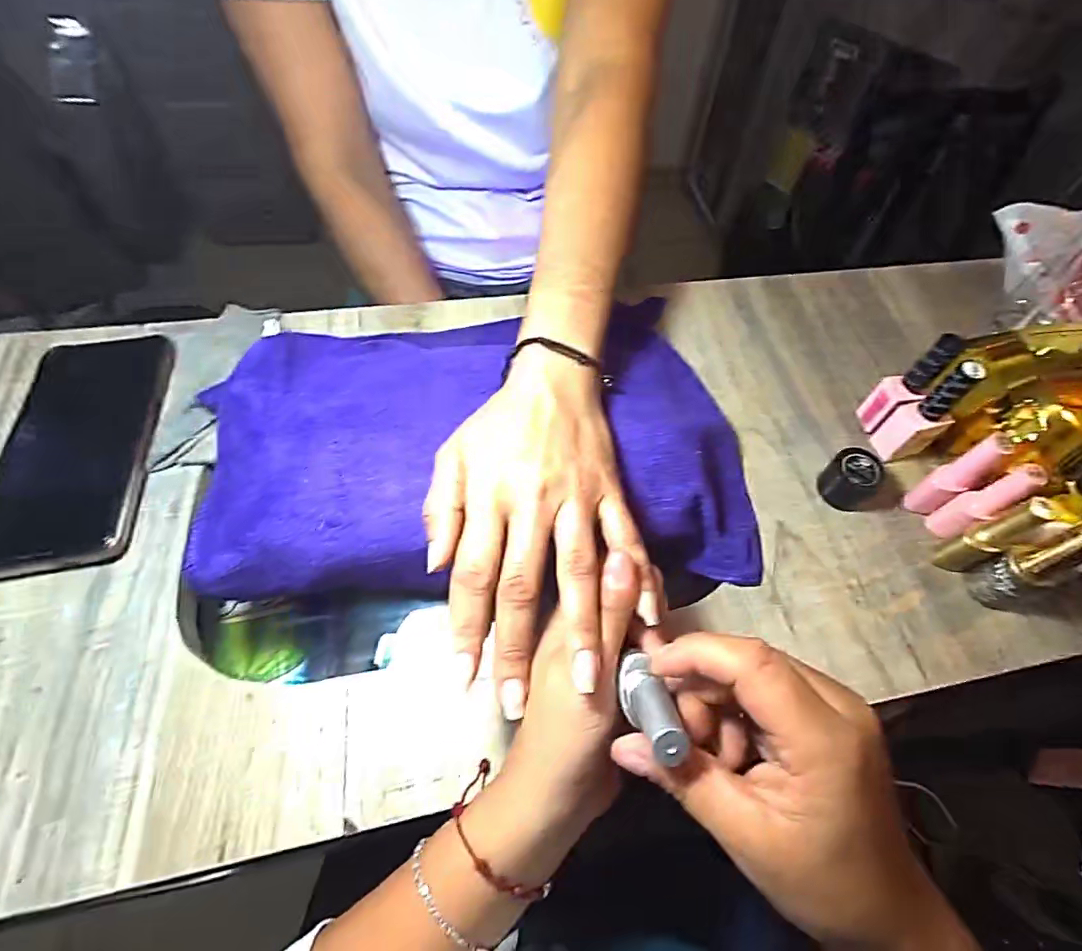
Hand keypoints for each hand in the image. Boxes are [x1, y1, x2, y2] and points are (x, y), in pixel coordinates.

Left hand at [424, 347, 661, 719]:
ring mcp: (579, 500)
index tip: (463, 674)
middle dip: (517, 648)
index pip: (473, 572)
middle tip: (514, 702)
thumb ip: (441, 508)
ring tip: (584, 683)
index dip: (466, 626)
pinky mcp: (611, 494)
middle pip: (523, 585)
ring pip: (579, 572)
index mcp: (489, 496)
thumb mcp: (453, 454)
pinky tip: (646, 620)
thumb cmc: (495, 422)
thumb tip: (435, 566)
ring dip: (582, 629)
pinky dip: (638, 580)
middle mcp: (533, 504)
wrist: (552, 379)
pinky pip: (628, 539)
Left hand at [493, 550, 646, 826]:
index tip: (657, 609)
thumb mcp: (590, 670)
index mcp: (564, 617)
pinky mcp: (612, 679)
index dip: (636, 579)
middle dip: (652, 614)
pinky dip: (659, 665)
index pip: (603, 572)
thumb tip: (620, 550)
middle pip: (625, 598)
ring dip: (659, 643)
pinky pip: (641, 656)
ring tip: (672, 669)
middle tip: (667, 648)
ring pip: (636, 627)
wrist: (556, 798)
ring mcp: (596, 654)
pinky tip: (675, 679)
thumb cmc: (565, 731)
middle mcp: (579, 628)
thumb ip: (606, 614)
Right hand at [609, 635, 975, 950]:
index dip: (695, 655)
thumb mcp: (743, 834)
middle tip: (682, 740)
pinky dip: (737, 712)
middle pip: (747, 661)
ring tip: (716, 761)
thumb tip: (621, 744)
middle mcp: (837, 703)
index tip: (650, 673)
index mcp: (824, 736)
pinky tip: (735, 756)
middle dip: (700, 689)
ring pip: (752, 671)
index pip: (752, 662)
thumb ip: (681, 777)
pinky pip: (766, 688)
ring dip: (717, 704)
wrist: (890, 915)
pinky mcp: (831, 712)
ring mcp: (838, 704)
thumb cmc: (821, 883)